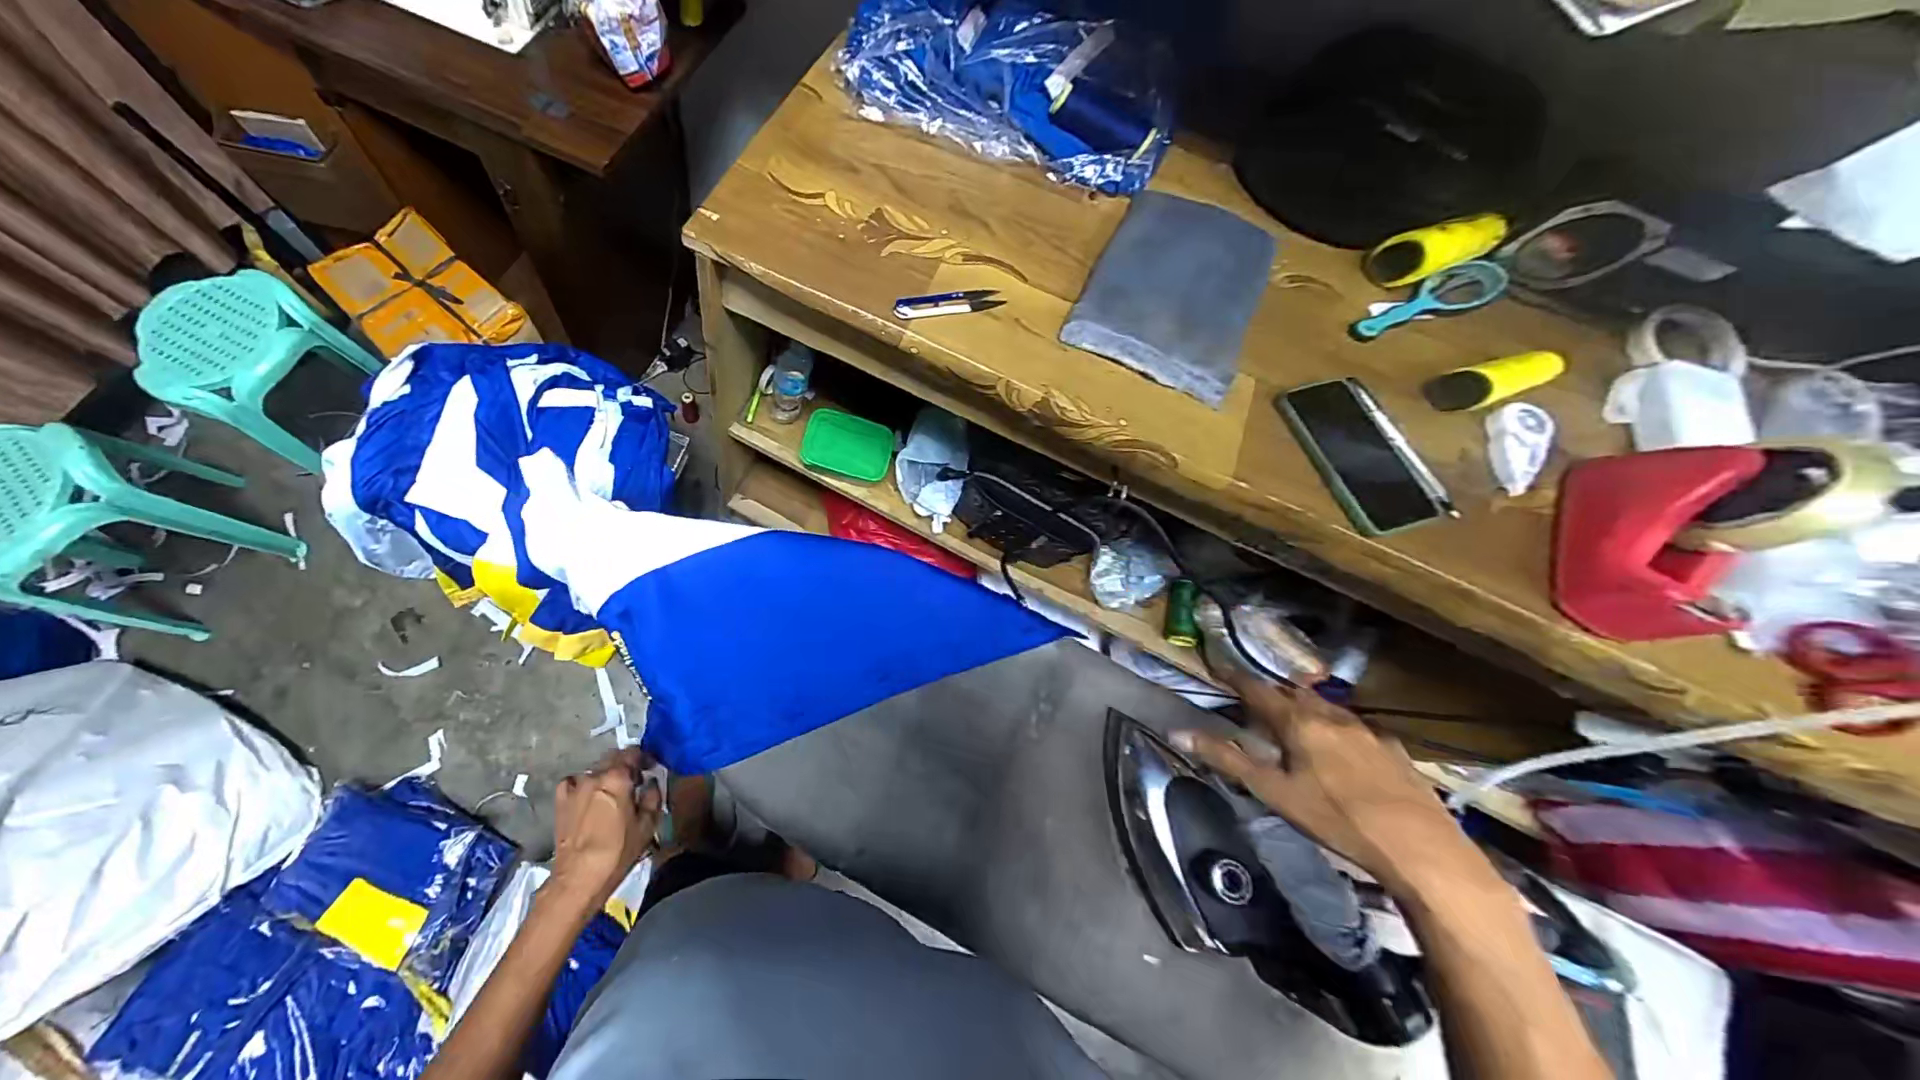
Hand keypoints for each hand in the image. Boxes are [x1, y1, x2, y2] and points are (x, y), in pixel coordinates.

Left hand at [548, 747, 661, 913]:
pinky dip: (584, 786)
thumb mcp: (648, 824)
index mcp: (617, 777)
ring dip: (605, 777)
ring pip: (594, 771)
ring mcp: (573, 788)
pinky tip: (588, 798)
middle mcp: (594, 776)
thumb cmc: (619, 850)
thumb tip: (651, 783)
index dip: (644, 757)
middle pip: (612, 759)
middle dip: (625, 766)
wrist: (579, 877)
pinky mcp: (560, 802)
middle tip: (635, 781)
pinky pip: (574, 784)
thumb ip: (653, 796)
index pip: (633, 753)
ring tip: (611, 793)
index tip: (651, 768)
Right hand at [1173, 677, 1492, 900]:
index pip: (1258, 689)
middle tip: (1253, 702)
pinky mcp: (1393, 749)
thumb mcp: (1274, 792)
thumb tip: (1179, 732)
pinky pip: (1354, 728)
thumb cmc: (1337, 819)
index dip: (1234, 676)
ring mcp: (1368, 730)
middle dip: (1270, 694)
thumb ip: (1228, 759)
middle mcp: (1333, 716)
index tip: (1217, 664)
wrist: (1421, 848)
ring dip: (1304, 710)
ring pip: (1326, 709)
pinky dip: (1334, 730)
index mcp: (1300, 722)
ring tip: (1292, 724)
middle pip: (1294, 695)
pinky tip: (1338, 752)